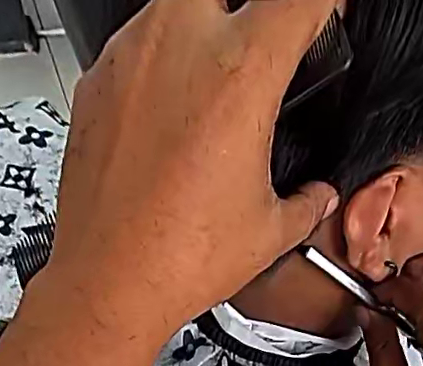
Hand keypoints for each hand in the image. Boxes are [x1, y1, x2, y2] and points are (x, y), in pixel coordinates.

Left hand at [36, 0, 342, 343]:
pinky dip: (157, 67)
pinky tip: (169, 119)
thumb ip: (306, 203)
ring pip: (174, 5)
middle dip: (251, 11)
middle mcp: (179, 48)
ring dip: (201, 32)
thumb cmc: (178, 259)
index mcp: (239, 77)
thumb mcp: (267, 234)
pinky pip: (134, 46)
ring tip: (211, 92)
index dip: (324, 5)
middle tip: (260, 53)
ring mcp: (129, 58)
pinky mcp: (95, 82)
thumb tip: (318, 196)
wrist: (110, 283)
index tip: (327, 17)